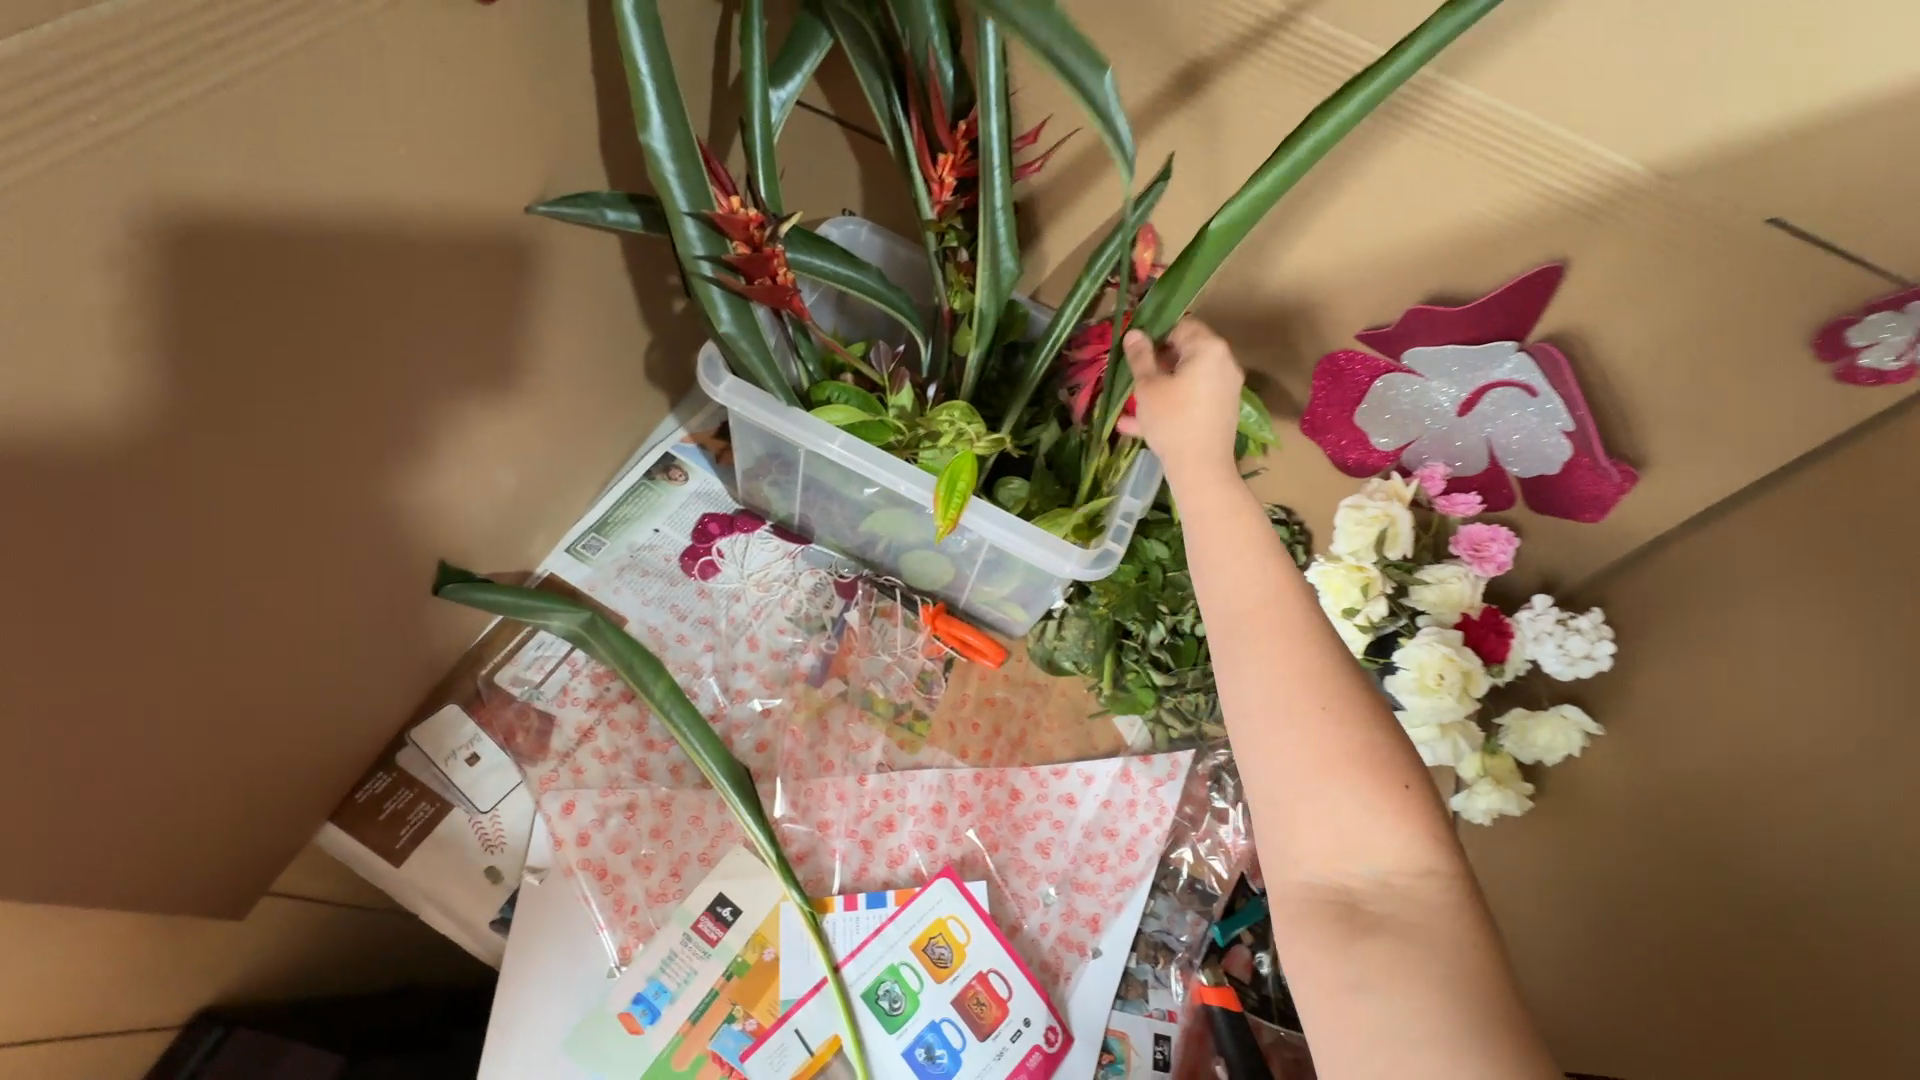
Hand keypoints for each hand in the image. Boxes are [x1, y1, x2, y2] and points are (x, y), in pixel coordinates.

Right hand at [1117, 318, 1243, 482]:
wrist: (1201, 468)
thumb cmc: (1171, 420)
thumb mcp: (1147, 387)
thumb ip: (1140, 357)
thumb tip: (1134, 333)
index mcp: (1208, 349)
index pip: (1181, 325)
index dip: (1156, 334)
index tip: (1136, 351)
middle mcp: (1223, 363)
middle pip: (1186, 352)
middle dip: (1157, 362)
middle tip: (1133, 376)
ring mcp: (1225, 388)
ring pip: (1186, 379)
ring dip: (1160, 386)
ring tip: (1132, 403)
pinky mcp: (1222, 410)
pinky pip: (1192, 399)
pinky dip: (1171, 404)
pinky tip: (1138, 424)